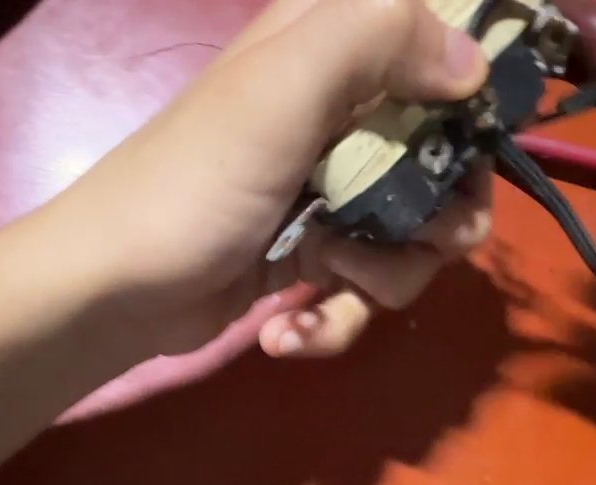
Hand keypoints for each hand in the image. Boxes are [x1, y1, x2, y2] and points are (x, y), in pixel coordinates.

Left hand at [13, 0, 495, 362]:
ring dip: (378, 281)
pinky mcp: (316, 261)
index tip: (469, 149)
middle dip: (438, 223)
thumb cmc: (196, 182)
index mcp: (338, 55)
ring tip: (319, 277)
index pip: (442, 53)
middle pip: (449, 171)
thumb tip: (474, 68)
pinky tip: (289, 330)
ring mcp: (334, 199)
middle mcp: (346, 123)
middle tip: (419, 240)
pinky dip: (333, 321)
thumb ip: (378, 43)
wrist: (120, 291)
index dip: (473, 101)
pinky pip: (365, 295)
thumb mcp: (282, 91)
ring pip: (414, 246)